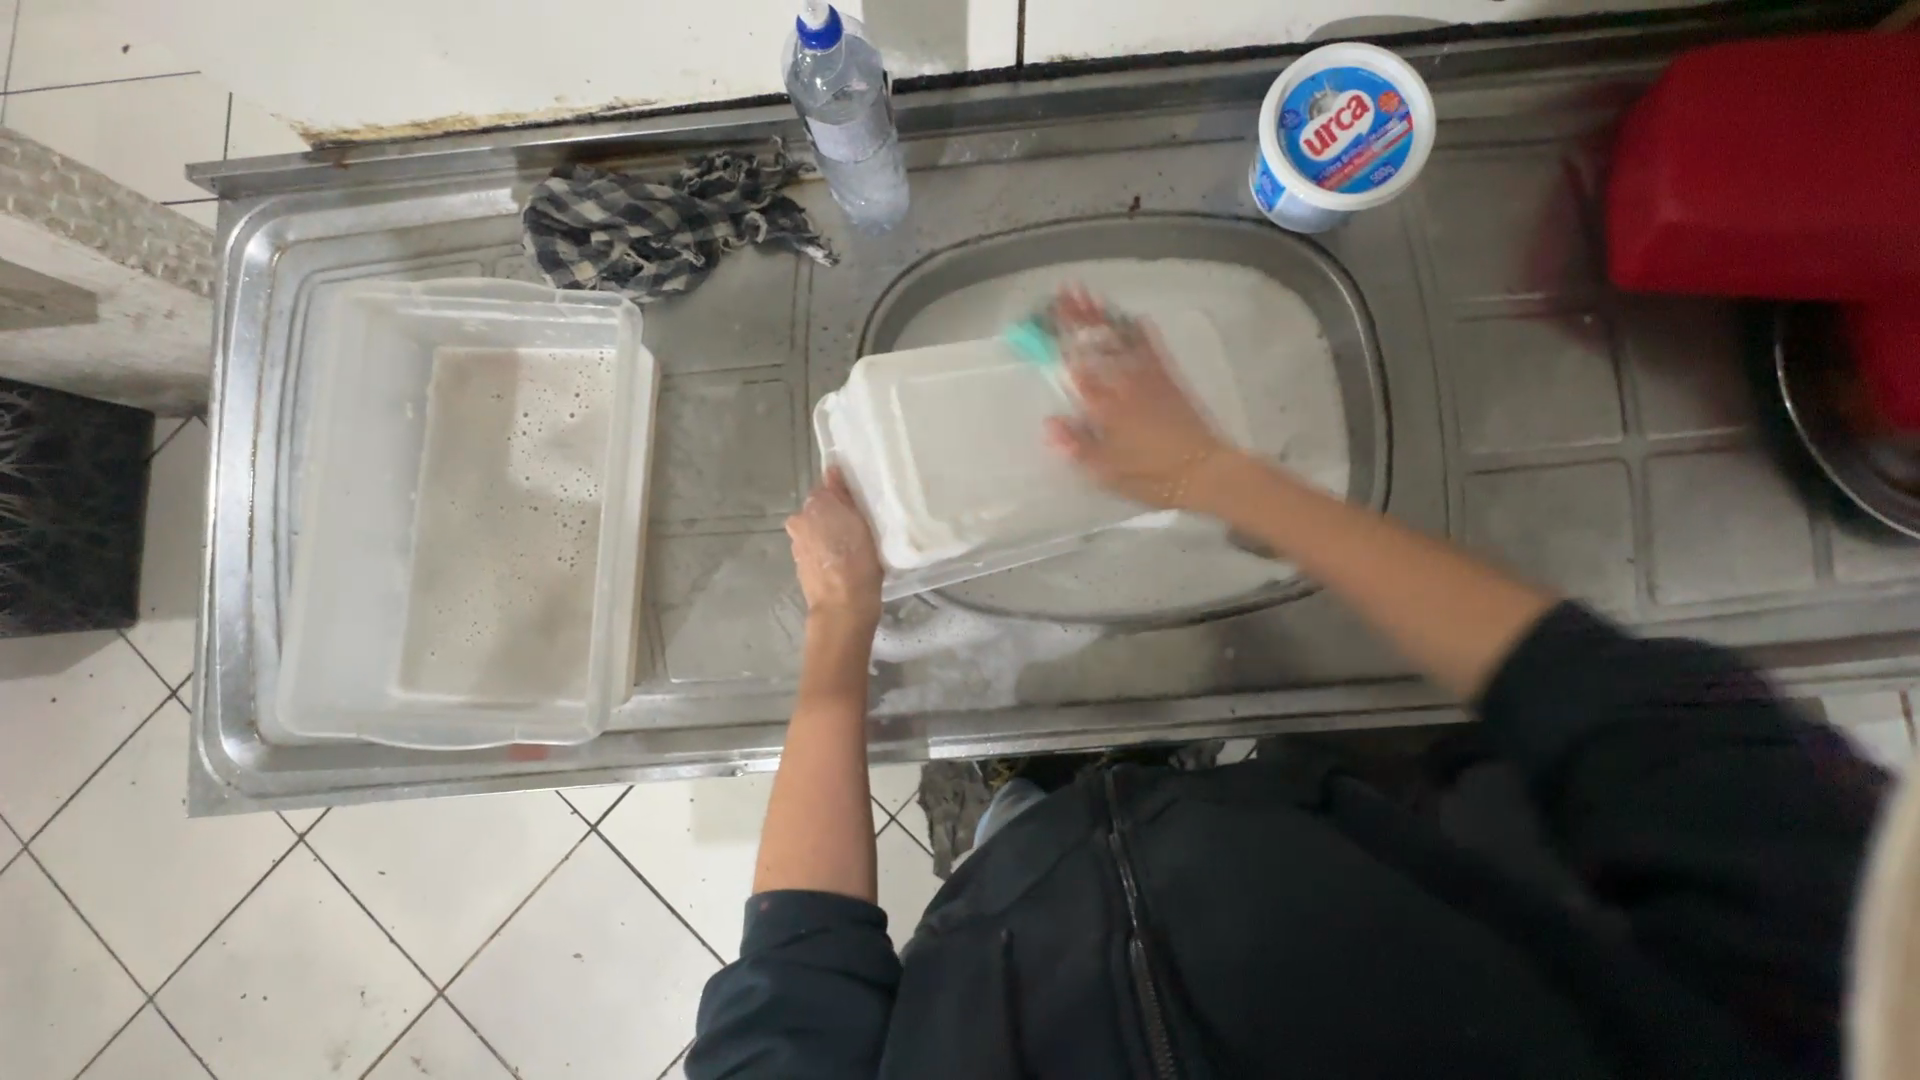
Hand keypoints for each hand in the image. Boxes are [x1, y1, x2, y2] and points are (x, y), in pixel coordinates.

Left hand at [786, 467, 882, 624]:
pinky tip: (841, 561)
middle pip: (819, 509)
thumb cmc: (859, 561)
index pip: (827, 487)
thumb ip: (844, 495)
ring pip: (816, 529)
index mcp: (815, 504)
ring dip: (829, 533)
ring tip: (852, 547)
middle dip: (835, 515)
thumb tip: (832, 470)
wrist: (842, 607)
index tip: (859, 505)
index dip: (843, 496)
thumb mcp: (861, 522)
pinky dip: (825, 550)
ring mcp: (797, 543)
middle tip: (858, 527)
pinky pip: (815, 547)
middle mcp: (799, 519)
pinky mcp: (799, 563)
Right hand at [1042, 285, 1234, 509]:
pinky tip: (1135, 317)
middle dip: (1079, 318)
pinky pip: (1153, 350)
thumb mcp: (1108, 471)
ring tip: (1089, 294)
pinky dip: (1143, 333)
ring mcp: (1149, 379)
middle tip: (1065, 291)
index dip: (1060, 342)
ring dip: (1105, 317)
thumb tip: (1050, 423)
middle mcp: (1125, 385)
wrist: (1204, 471)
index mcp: (1105, 407)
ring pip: (1122, 340)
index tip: (1045, 320)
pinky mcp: (1170, 381)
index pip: (1076, 367)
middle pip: (1098, 345)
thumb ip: (1078, 446)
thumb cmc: (1152, 476)